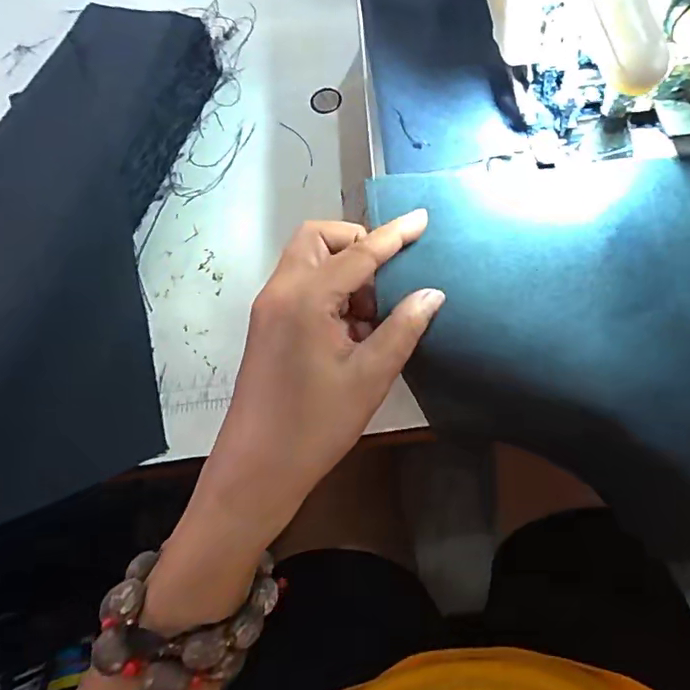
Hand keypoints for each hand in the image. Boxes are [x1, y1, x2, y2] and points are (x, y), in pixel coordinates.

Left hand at [193, 212, 443, 548]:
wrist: (257, 471)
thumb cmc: (316, 425)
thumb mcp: (371, 376)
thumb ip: (404, 327)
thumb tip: (432, 292)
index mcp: (305, 298)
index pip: (358, 253)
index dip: (394, 235)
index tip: (422, 219)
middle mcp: (281, 292)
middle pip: (318, 239)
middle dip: (357, 244)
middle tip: (390, 275)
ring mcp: (270, 308)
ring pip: (309, 261)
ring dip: (345, 271)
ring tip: (376, 312)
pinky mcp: (269, 325)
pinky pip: (303, 286)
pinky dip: (332, 291)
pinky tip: (356, 329)